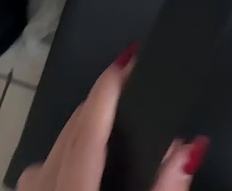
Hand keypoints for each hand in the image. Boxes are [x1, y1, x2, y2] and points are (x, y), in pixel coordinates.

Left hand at [17, 46, 208, 190]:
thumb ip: (165, 188)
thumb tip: (188, 148)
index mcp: (74, 188)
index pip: (90, 129)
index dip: (109, 86)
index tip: (128, 55)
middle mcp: (46, 187)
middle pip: (74, 129)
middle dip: (102, 100)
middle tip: (130, 77)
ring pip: (55, 142)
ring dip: (83, 123)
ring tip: (111, 113)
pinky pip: (43, 164)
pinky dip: (66, 148)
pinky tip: (82, 152)